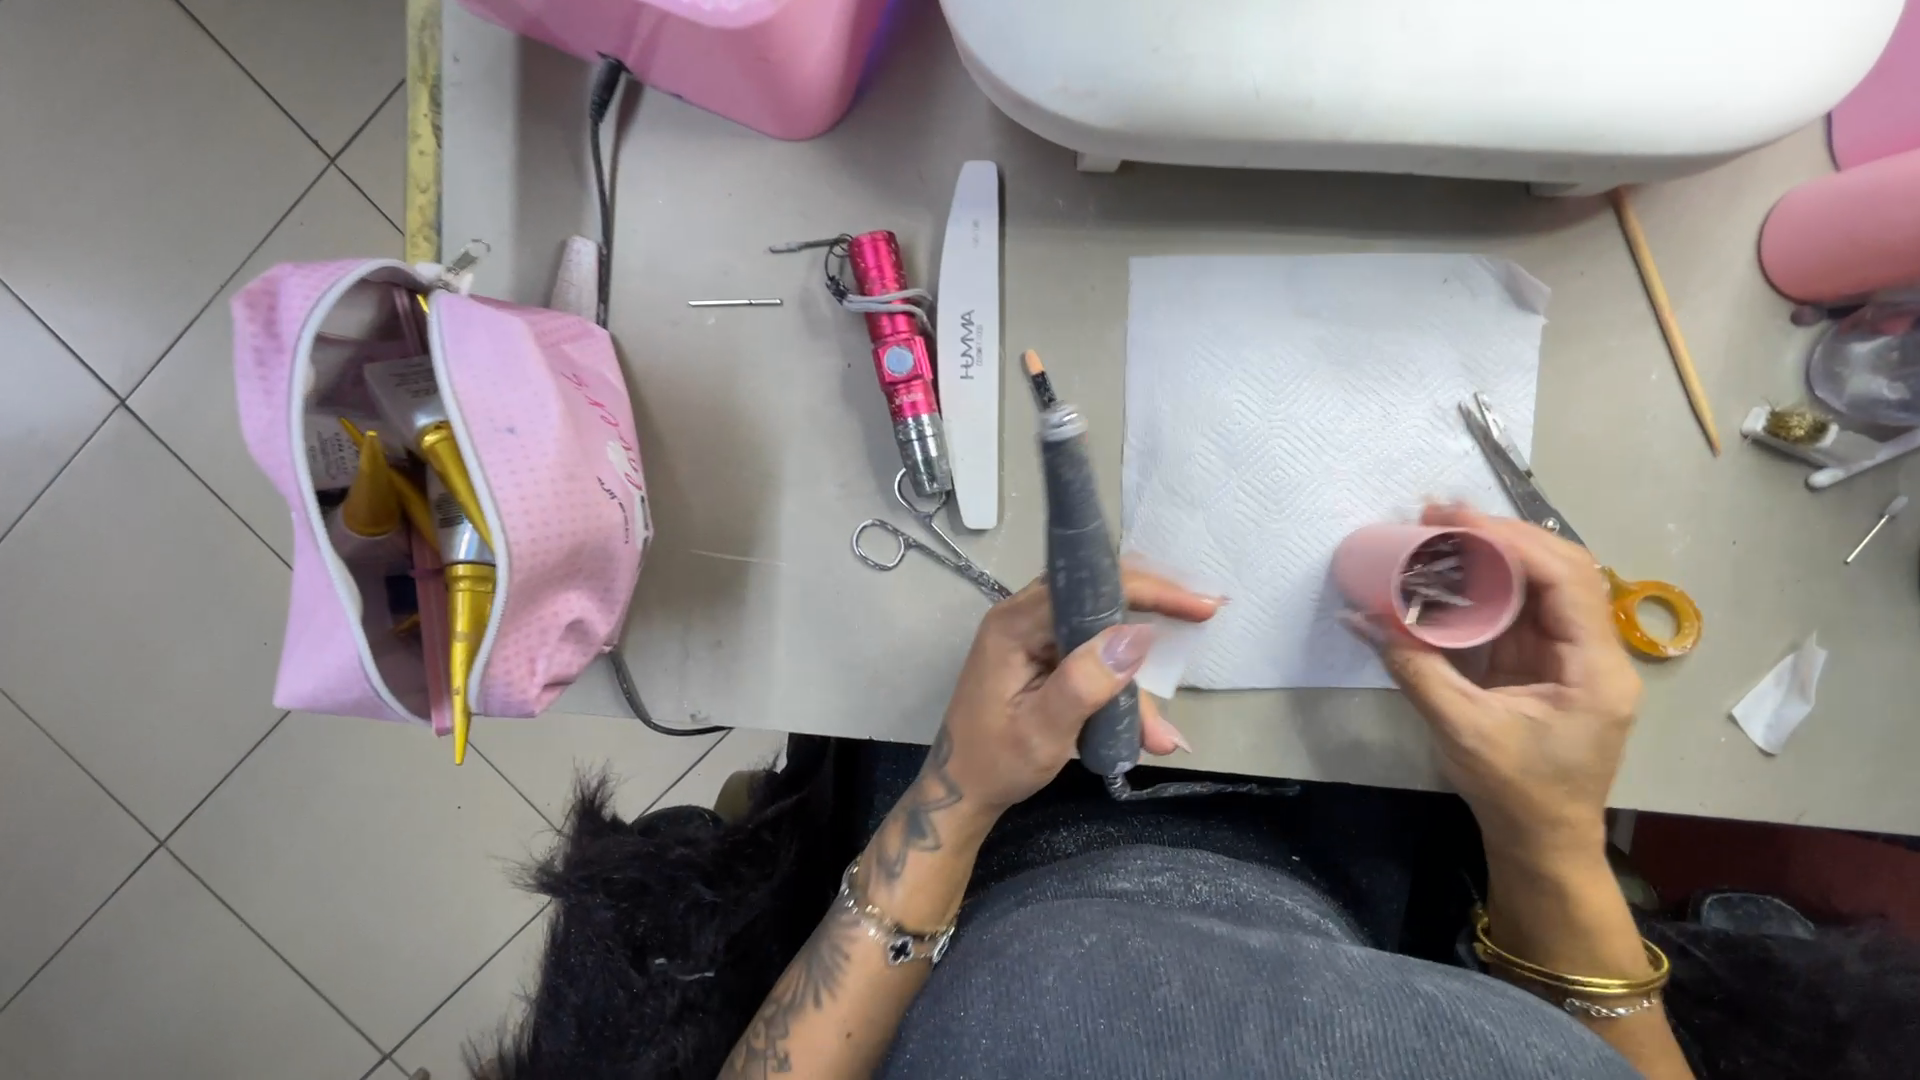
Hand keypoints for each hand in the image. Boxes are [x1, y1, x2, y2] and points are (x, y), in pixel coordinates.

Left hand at [933, 566, 1222, 815]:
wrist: (961, 790)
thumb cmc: (995, 763)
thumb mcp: (1042, 731)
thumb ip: (1085, 683)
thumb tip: (1138, 635)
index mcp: (1015, 625)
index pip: (1088, 587)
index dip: (1147, 590)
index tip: (1198, 606)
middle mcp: (1021, 618)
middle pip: (1097, 596)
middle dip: (1154, 612)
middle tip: (1203, 618)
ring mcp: (1031, 637)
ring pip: (1099, 631)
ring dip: (1136, 676)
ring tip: (1159, 733)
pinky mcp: (1040, 657)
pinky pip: (1090, 655)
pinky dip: (1119, 687)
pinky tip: (1143, 730)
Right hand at [1346, 503, 1640, 861]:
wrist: (1541, 837)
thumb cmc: (1514, 790)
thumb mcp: (1460, 728)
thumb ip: (1413, 667)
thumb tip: (1360, 617)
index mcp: (1593, 669)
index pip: (1566, 581)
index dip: (1513, 543)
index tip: (1456, 521)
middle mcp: (1592, 652)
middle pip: (1561, 570)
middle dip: (1503, 534)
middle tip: (1440, 514)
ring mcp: (1569, 655)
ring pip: (1542, 582)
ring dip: (1496, 550)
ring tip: (1442, 527)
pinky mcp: (1542, 661)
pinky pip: (1520, 606)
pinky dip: (1488, 580)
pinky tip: (1453, 564)